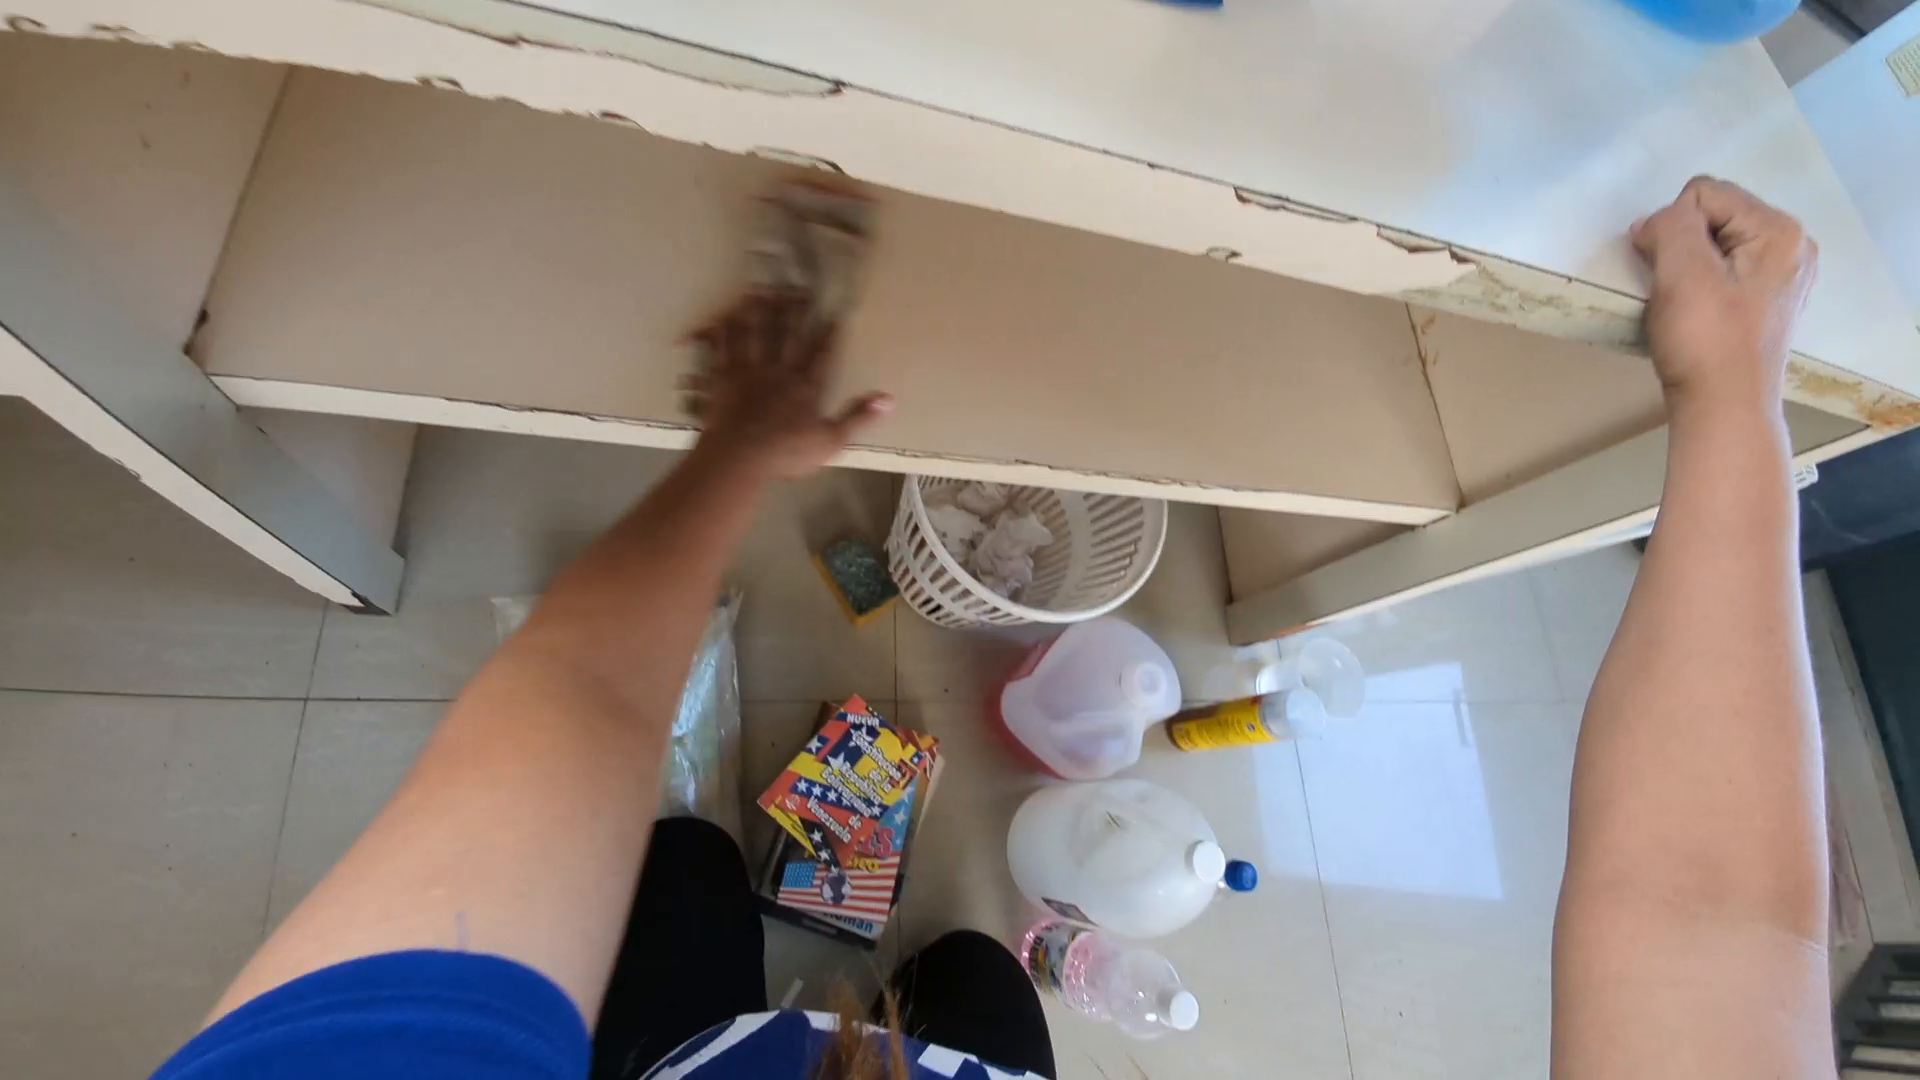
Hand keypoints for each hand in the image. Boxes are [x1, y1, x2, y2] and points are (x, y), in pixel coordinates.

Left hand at [684, 292, 891, 479]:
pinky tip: (720, 319)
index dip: (829, 335)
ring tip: (759, 292)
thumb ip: (858, 417)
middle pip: (789, 336)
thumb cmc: (788, 452)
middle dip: (794, 312)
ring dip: (757, 312)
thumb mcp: (832, 440)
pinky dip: (722, 333)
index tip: (834, 315)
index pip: (822, 355)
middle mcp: (780, 372)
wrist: (740, 456)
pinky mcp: (723, 379)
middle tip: (797, 288)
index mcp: (807, 387)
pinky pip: (722, 350)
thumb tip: (889, 399)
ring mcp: (749, 372)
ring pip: (755, 335)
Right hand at [1631, 176, 1816, 416]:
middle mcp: (1789, 245)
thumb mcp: (1682, 277)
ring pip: (1713, 247)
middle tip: (1668, 288)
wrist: (1724, 402)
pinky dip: (1695, 286)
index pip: (1704, 194)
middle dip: (1677, 246)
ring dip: (1683, 268)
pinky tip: (1692, 313)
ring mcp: (1779, 276)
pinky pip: (1721, 273)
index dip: (1668, 227)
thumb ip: (1670, 230)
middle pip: (1712, 218)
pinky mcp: (1762, 302)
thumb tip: (1650, 222)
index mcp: (1777, 231)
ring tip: (1677, 302)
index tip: (1660, 269)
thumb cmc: (1704, 341)